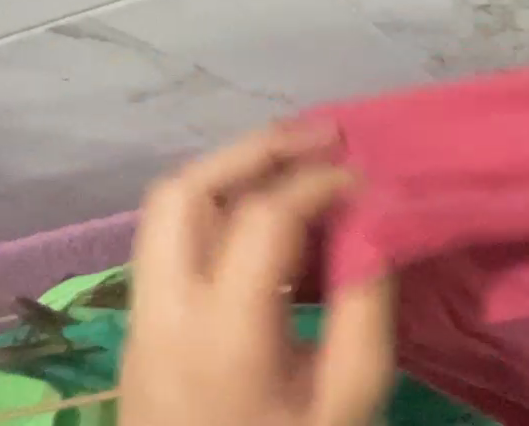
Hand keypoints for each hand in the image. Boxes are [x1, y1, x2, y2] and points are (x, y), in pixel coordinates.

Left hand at [121, 124, 394, 425]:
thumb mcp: (355, 391)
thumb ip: (372, 299)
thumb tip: (384, 222)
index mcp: (220, 335)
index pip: (262, 217)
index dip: (323, 181)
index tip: (372, 183)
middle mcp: (163, 318)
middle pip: (183, 195)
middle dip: (259, 149)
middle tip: (327, 136)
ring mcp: (144, 325)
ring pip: (172, 212)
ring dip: (242, 172)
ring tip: (309, 160)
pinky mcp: (149, 333)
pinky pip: (181, 242)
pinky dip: (234, 205)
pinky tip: (287, 215)